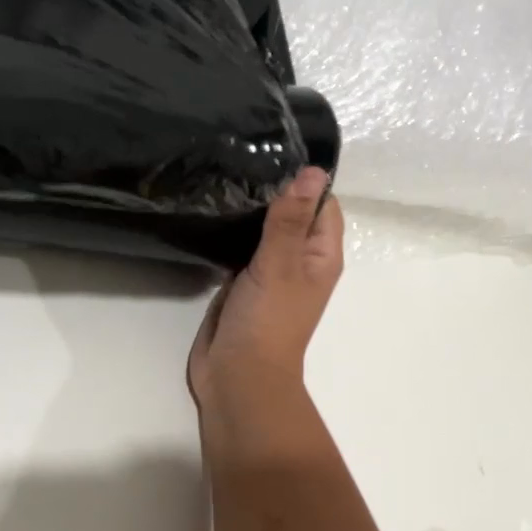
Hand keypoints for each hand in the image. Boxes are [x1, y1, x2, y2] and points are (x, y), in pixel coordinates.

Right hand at [188, 166, 343, 410]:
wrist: (237, 375)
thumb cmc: (266, 321)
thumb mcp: (279, 265)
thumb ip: (289, 220)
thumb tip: (310, 171)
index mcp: (320, 256)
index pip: (321, 205)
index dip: (303, 181)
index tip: (271, 155)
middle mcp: (297, 263)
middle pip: (290, 217)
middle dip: (270, 195)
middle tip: (237, 164)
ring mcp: (267, 277)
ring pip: (261, 236)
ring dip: (246, 217)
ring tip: (221, 185)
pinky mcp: (238, 289)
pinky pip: (237, 255)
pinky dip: (228, 240)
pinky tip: (209, 223)